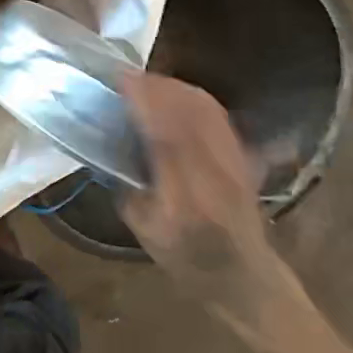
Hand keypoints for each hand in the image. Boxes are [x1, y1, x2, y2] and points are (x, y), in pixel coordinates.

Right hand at [120, 73, 303, 321]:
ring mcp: (234, 158)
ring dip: (174, 88)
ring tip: (148, 83)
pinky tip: (176, 95)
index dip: (144, 100)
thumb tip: (110, 145)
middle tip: (129, 79)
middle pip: (189, 109)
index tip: (122, 81)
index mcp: (185, 193)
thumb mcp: (144, 228)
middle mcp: (214, 169)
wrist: (243, 274)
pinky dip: (192, 97)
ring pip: (205, 106)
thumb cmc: (186, 257)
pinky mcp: (242, 153)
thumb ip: (127, 185)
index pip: (166, 133)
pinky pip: (216, 112)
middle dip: (157, 86)